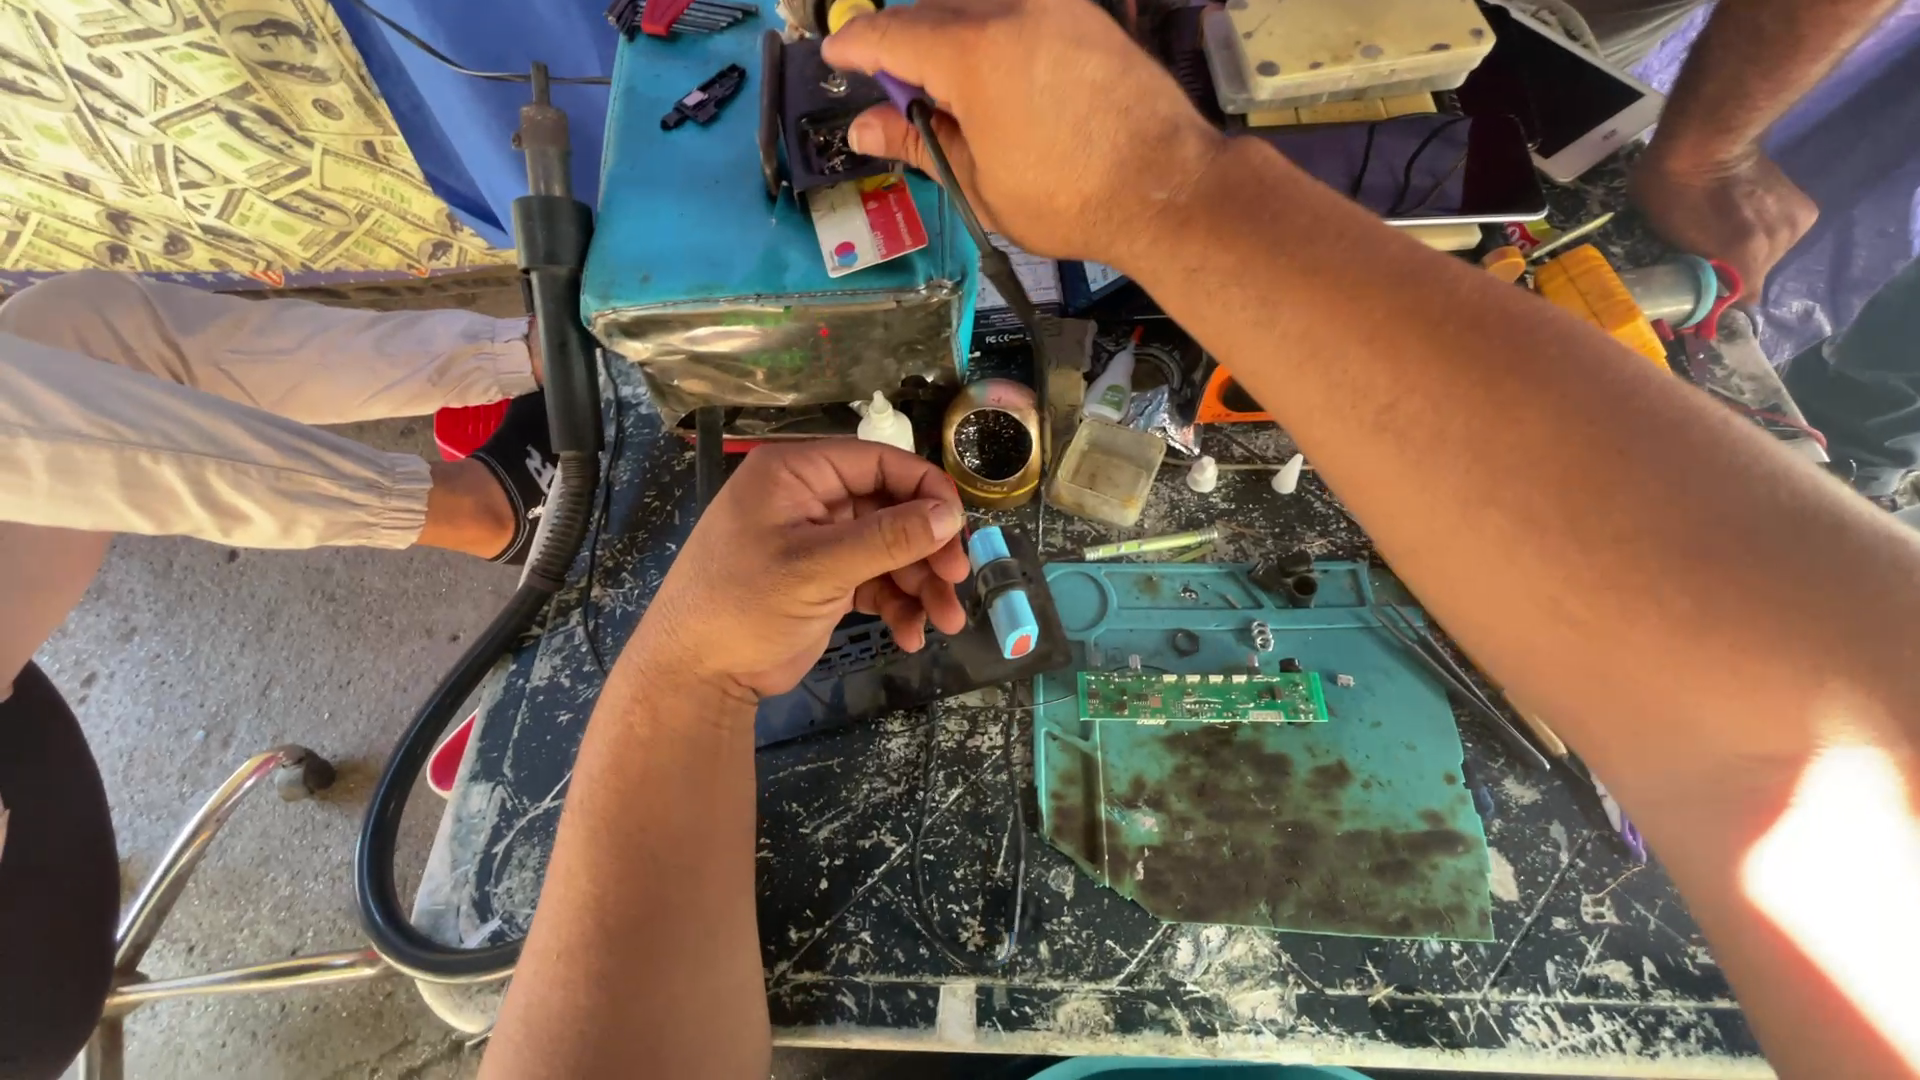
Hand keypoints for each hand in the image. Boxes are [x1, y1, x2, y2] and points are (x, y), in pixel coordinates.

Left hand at [631, 441, 969, 700]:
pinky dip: (897, 605)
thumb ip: (888, 538)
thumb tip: (950, 515)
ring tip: (946, 623)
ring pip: (890, 550)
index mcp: (798, 472)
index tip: (959, 527)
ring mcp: (821, 542)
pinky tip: (911, 635)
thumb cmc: (744, 605)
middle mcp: (813, 499)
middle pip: (892, 510)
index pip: (879, 462)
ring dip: (921, 585)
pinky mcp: (828, 580)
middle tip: (957, 580)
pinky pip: (876, 581)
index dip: (926, 490)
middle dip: (927, 549)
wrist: (697, 675)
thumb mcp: (818, 567)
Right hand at [822, 0, 1225, 267]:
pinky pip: (1019, 10)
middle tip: (899, 93)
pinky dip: (992, 34)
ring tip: (952, 95)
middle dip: (905, 44)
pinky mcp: (1085, 15)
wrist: (1164, 188)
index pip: (893, 34)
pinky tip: (997, 79)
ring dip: (950, 38)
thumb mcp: (979, 185)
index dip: (857, 45)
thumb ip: (919, 143)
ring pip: (978, 4)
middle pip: (934, 11)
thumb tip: (865, 127)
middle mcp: (1012, 8)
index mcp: (974, 54)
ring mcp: (1055, 4)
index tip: (836, 55)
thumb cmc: (1067, 201)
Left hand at [1629, 144, 1817, 297]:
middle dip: (1729, 275)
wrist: (1708, 143)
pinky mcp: (1804, 208)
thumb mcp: (1665, 239)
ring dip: (1746, 254)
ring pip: (1767, 258)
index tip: (1697, 301)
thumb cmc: (1670, 193)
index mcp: (1743, 257)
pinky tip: (1742, 224)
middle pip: (1753, 278)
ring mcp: (1795, 224)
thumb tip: (1693, 286)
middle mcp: (1778, 244)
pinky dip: (1761, 236)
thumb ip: (1689, 266)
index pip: (1737, 301)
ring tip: (1721, 240)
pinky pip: (1779, 236)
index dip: (1716, 303)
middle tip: (1704, 264)